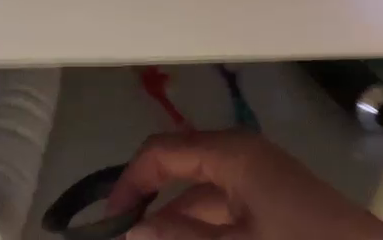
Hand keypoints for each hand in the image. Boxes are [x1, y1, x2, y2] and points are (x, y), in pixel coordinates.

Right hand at [109, 130, 382, 239]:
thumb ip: (182, 238)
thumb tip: (132, 232)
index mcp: (231, 152)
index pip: (162, 152)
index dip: (131, 182)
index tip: (108, 219)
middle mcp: (241, 155)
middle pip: (180, 170)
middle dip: (151, 204)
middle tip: (123, 235)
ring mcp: (259, 179)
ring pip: (200, 195)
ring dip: (175, 221)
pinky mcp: (274, 204)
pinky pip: (224, 210)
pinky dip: (201, 227)